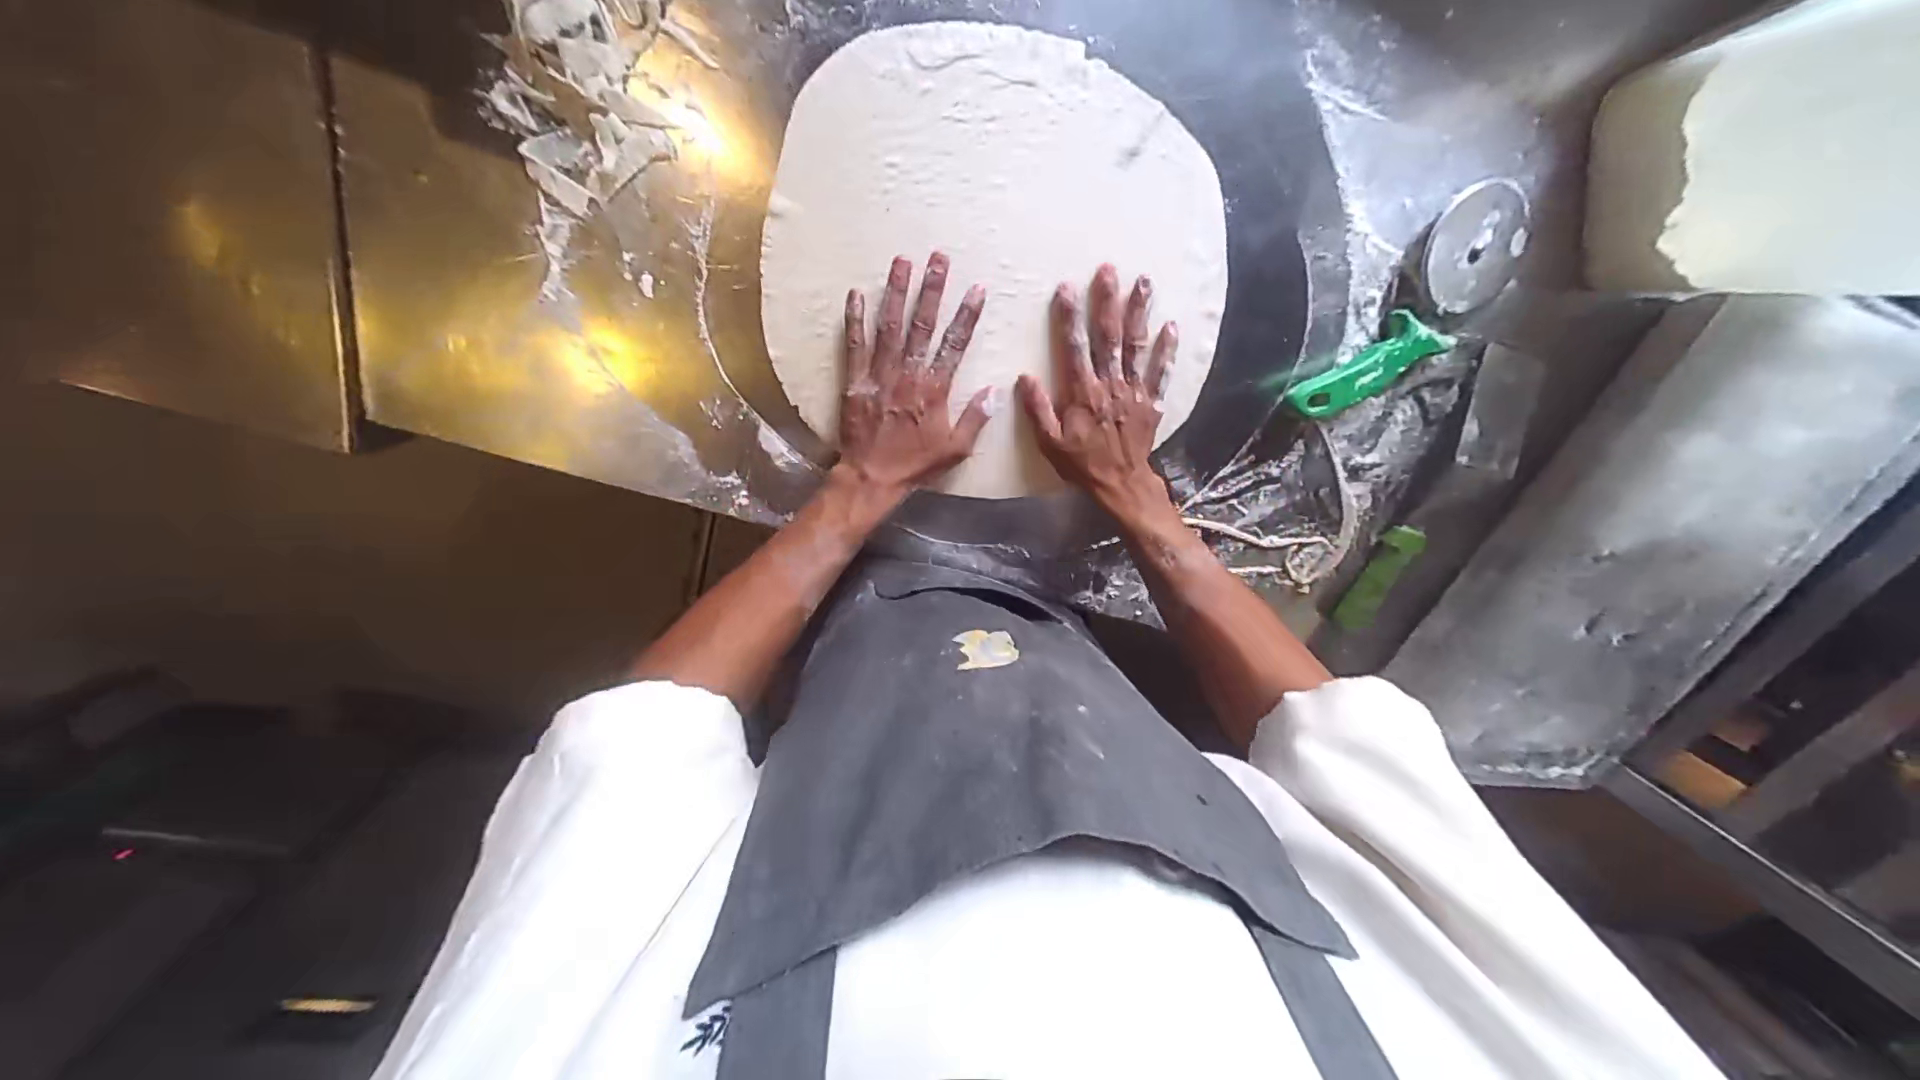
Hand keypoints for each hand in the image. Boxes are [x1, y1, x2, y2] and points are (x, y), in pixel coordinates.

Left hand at [836, 252, 993, 506]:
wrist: (871, 477)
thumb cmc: (915, 464)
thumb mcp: (955, 449)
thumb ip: (975, 419)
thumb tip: (995, 391)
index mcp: (934, 390)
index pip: (955, 345)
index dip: (967, 315)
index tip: (976, 289)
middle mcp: (908, 375)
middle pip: (923, 325)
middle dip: (932, 289)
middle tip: (938, 258)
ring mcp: (880, 375)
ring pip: (890, 327)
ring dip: (897, 292)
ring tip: (902, 261)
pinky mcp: (855, 381)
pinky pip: (855, 345)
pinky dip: (855, 319)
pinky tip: (855, 293)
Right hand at [1017, 264, 1178, 523]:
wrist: (1120, 484)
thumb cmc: (1081, 464)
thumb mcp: (1049, 443)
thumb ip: (1037, 409)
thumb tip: (1024, 378)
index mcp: (1083, 393)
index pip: (1074, 347)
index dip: (1069, 317)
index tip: (1066, 288)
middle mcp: (1110, 385)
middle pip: (1108, 337)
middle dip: (1107, 302)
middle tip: (1108, 270)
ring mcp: (1134, 391)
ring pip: (1136, 346)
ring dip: (1139, 313)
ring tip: (1143, 282)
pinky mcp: (1152, 402)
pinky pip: (1161, 373)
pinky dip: (1166, 350)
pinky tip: (1171, 326)